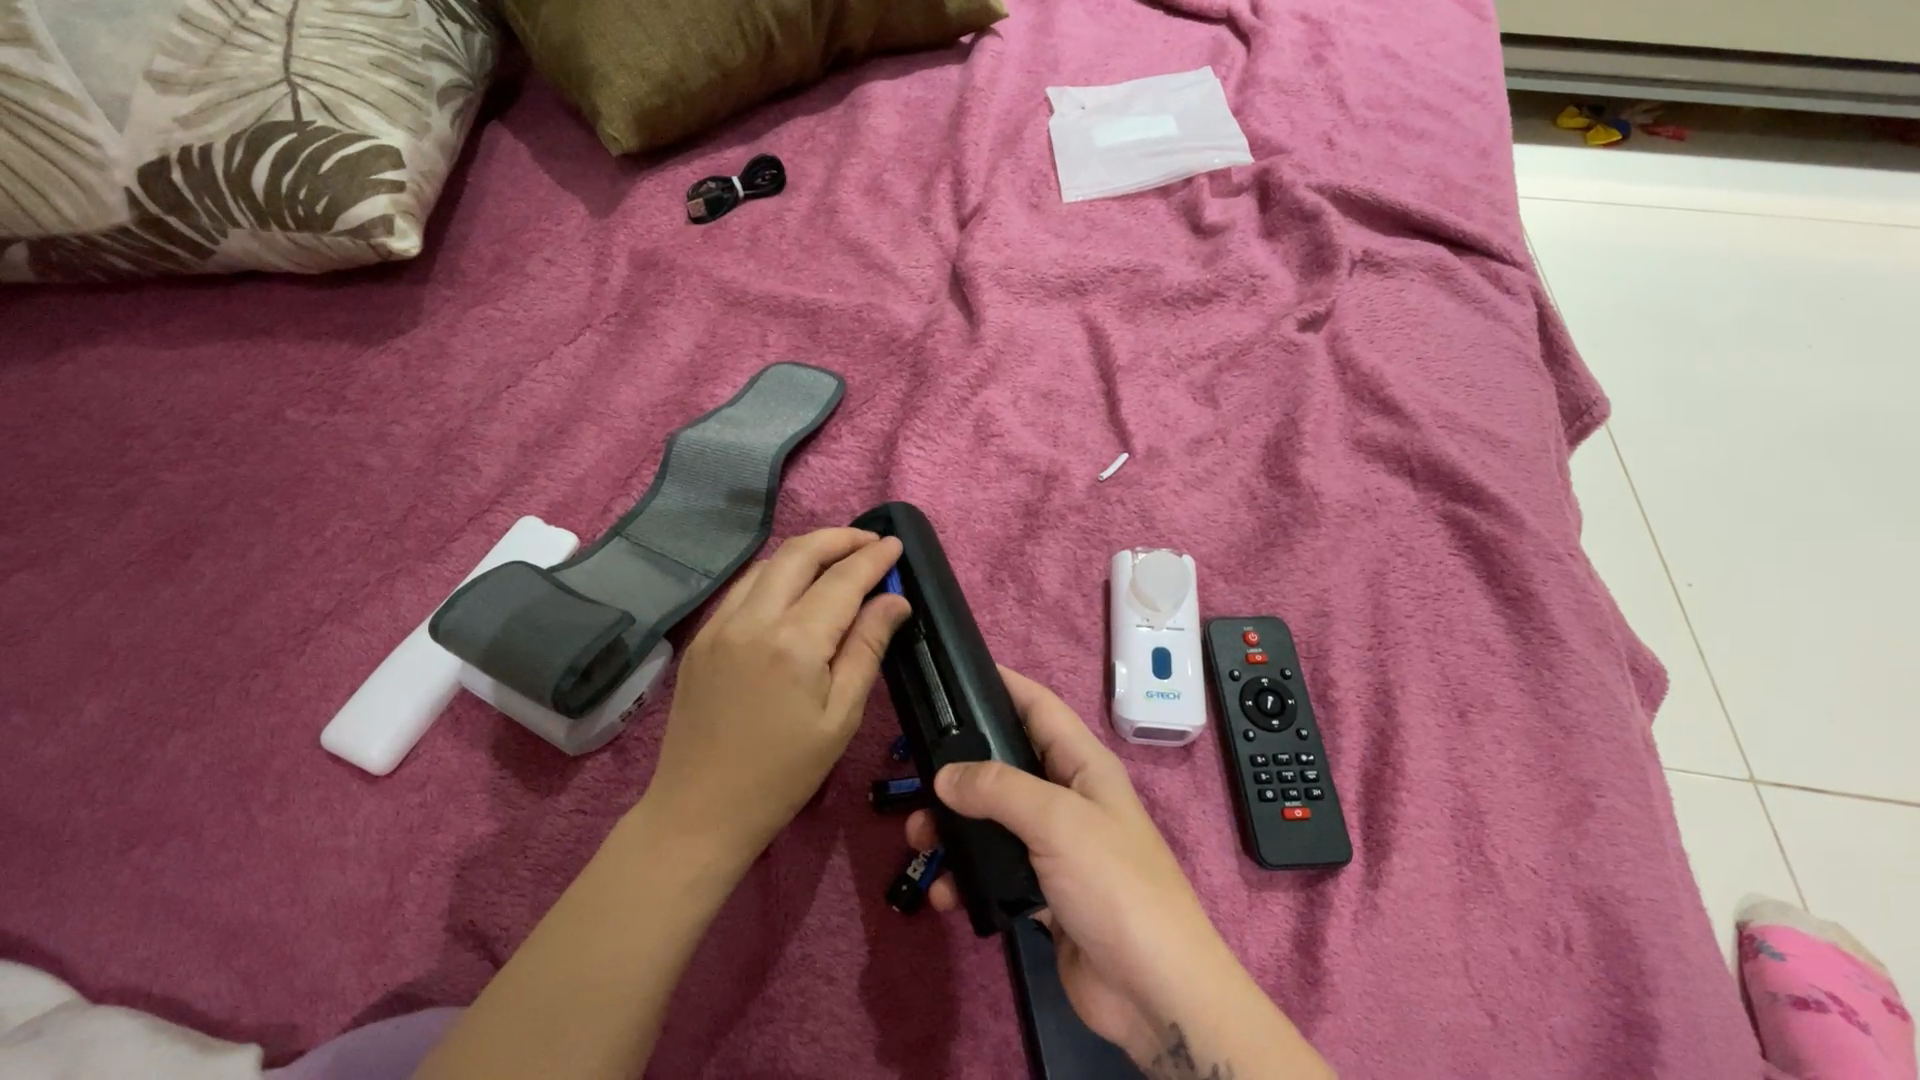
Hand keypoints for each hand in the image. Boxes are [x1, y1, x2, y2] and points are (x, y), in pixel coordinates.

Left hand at [648, 527, 909, 858]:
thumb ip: (867, 649)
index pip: (842, 580)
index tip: (897, 546)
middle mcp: (753, 620)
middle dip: (840, 539)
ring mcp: (719, 626)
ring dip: (806, 552)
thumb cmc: (784, 774)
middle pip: (800, 553)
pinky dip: (774, 574)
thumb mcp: (841, 717)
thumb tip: (894, 600)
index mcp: (794, 643)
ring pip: (767, 564)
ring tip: (837, 561)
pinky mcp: (702, 638)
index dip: (874, 558)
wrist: (701, 808)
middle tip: (871, 543)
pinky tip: (792, 589)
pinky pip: (742, 589)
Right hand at [905, 667, 1248, 1060]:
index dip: (1003, 683)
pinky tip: (946, 895)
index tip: (955, 672)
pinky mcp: (1043, 894)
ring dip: (955, 829)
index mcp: (1085, 766)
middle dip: (959, 771)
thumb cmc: (1115, 886)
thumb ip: (999, 789)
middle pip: (1005, 767)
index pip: (1039, 707)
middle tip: (915, 778)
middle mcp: (1069, 799)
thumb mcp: (1058, 822)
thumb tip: (946, 774)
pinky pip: (995, 873)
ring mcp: (1056, 849)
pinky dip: (968, 879)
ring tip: (920, 842)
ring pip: (992, 822)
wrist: (1153, 990)